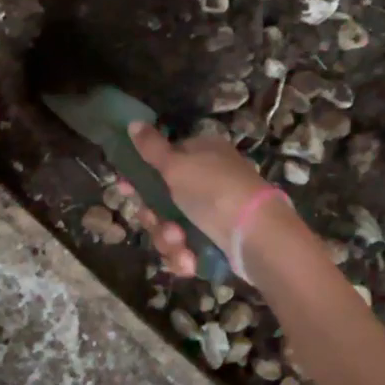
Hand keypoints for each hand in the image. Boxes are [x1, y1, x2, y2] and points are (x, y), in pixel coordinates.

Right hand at [122, 121, 273, 277]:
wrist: (260, 239)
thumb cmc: (215, 191)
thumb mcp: (177, 165)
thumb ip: (151, 147)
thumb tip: (133, 123)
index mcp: (202, 153)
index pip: (164, 159)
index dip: (141, 175)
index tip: (124, 189)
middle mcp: (209, 179)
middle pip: (163, 198)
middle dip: (155, 216)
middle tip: (156, 222)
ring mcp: (215, 212)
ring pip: (172, 226)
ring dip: (168, 239)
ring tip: (180, 246)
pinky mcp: (219, 242)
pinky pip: (189, 247)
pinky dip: (185, 256)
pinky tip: (189, 261)